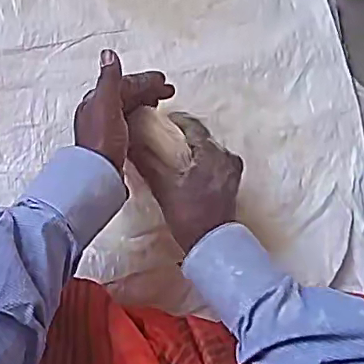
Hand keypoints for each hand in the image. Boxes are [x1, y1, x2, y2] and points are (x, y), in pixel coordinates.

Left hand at [73, 50, 173, 169]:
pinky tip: (148, 122)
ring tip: (161, 103)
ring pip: (128, 108)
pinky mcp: (113, 144)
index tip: (162, 81)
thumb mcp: (106, 104)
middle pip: (126, 95)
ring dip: (145, 101)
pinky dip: (141, 117)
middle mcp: (98, 113)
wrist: (98, 176)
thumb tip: (108, 54)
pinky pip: (130, 122)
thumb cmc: (102, 142)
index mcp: (95, 101)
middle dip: (148, 89)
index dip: (144, 81)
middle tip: (168, 90)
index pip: (123, 84)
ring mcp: (106, 129)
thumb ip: (110, 80)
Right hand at [130, 112, 241, 253]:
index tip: (162, 120)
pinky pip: (216, 162)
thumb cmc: (189, 214)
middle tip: (165, 136)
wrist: (212, 244)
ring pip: (210, 149)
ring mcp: (232, 170)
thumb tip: (130, 144)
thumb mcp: (163, 187)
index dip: (176, 120)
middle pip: (202, 136)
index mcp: (211, 152)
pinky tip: (189, 169)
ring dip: (193, 148)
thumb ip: (147, 162)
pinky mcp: (232, 183)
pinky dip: (202, 160)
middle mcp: (226, 157)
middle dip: (184, 134)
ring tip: (175, 152)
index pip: (193, 125)